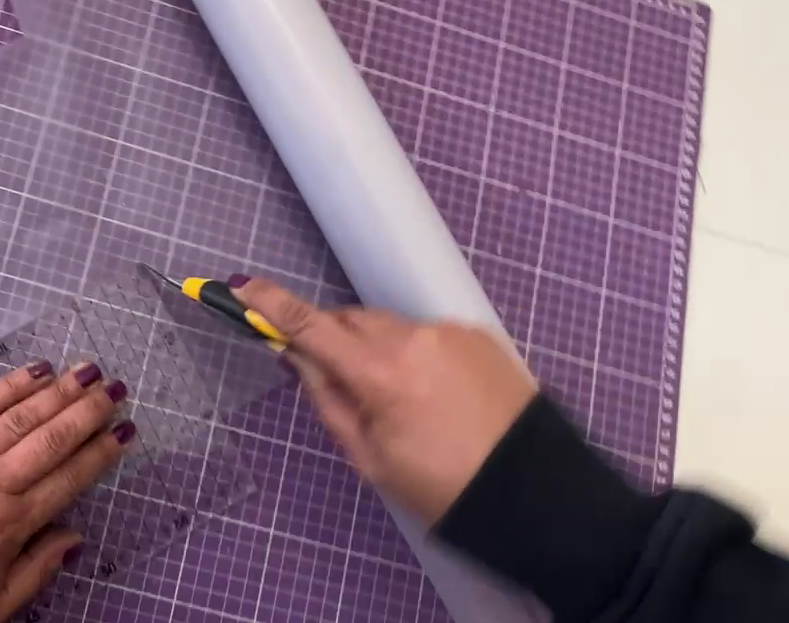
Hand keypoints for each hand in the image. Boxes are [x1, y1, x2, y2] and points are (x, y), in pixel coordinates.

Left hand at [0, 360, 134, 622]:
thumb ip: (36, 569)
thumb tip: (74, 536)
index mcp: (9, 526)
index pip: (68, 479)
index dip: (101, 452)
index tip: (125, 431)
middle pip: (52, 438)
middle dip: (88, 411)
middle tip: (117, 389)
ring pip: (21, 415)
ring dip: (59, 390)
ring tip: (88, 371)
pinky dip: (10, 385)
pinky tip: (35, 370)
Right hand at [233, 277, 536, 523]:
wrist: (549, 502)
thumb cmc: (447, 491)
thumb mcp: (372, 459)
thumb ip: (327, 399)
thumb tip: (298, 356)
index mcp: (379, 374)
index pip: (310, 326)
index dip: (269, 304)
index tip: (239, 286)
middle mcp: (411, 338)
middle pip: (348, 320)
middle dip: (334, 339)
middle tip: (338, 378)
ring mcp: (447, 332)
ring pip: (387, 326)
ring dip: (377, 347)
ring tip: (402, 398)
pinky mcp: (477, 334)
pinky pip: (425, 334)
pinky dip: (416, 354)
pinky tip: (438, 394)